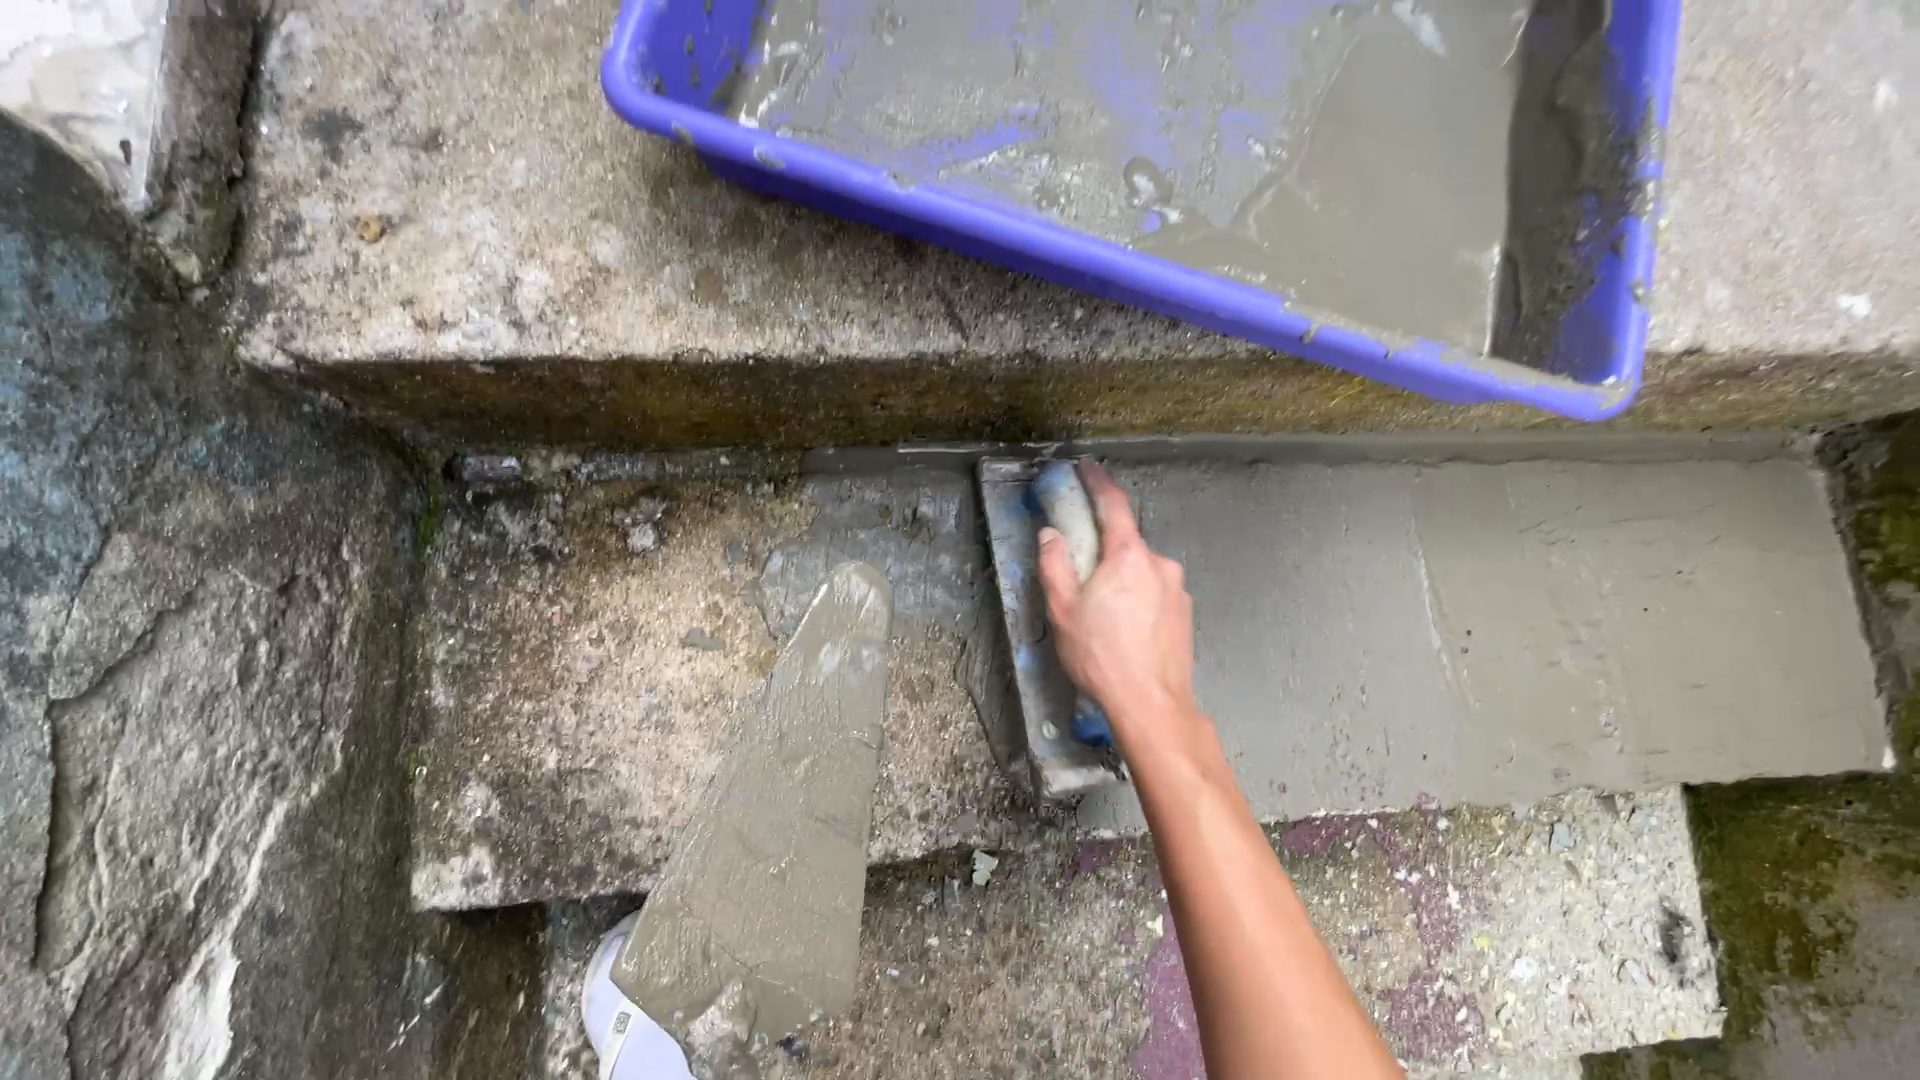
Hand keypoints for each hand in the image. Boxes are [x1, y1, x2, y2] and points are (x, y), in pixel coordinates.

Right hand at [1036, 460, 1199, 756]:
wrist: (1152, 704)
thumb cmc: (1102, 656)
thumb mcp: (1063, 610)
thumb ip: (1054, 565)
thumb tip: (1051, 535)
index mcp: (1128, 556)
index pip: (1113, 504)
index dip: (1097, 481)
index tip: (1087, 467)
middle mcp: (1159, 563)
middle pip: (1126, 542)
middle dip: (1104, 549)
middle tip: (1082, 573)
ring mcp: (1177, 588)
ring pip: (1141, 570)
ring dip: (1121, 579)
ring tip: (1102, 614)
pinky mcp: (1185, 612)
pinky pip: (1155, 591)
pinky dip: (1138, 598)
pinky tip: (1124, 629)